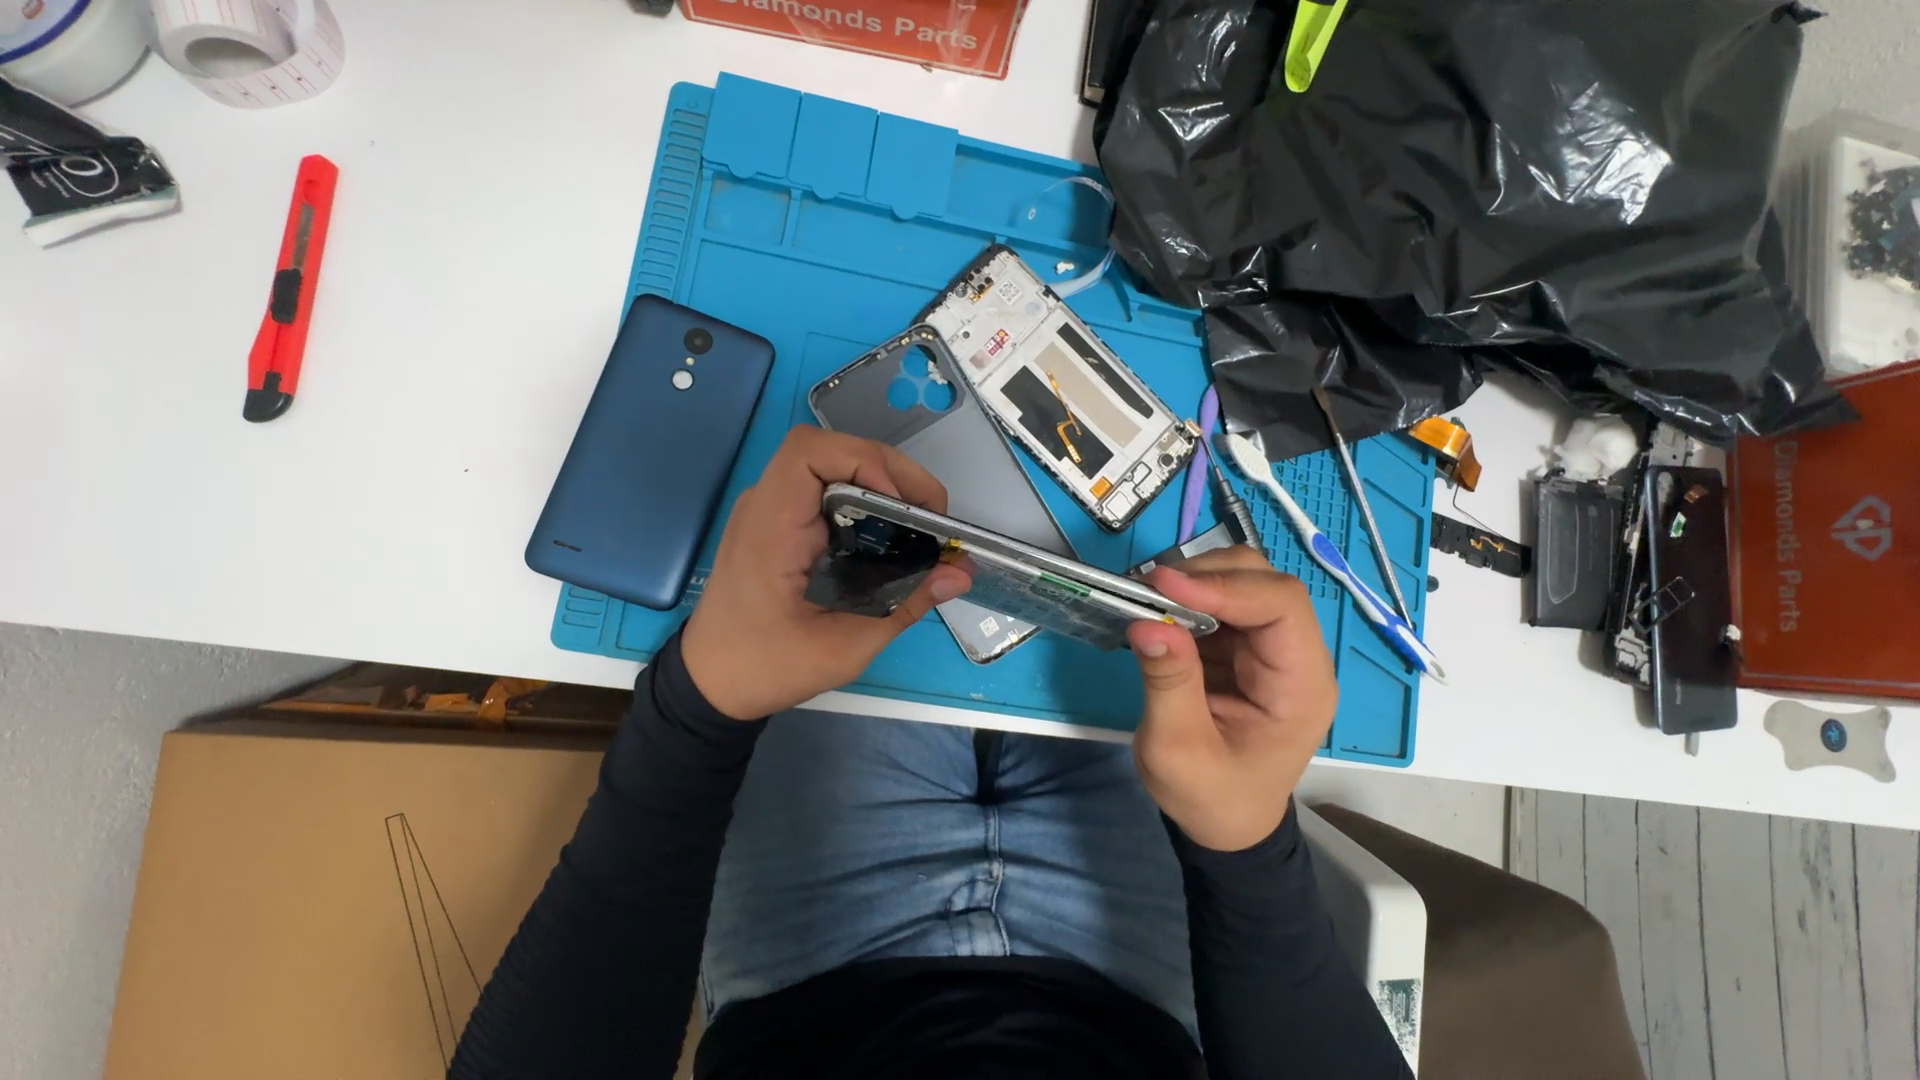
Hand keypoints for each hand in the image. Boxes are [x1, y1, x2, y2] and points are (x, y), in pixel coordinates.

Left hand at [680, 426, 971, 719]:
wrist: (712, 682)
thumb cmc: (766, 667)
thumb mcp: (845, 645)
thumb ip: (904, 603)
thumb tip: (959, 573)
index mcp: (771, 527)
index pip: (809, 451)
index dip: (863, 460)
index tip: (899, 504)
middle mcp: (768, 505)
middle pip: (832, 453)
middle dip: (891, 473)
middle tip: (933, 516)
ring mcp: (773, 511)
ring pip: (834, 469)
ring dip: (883, 486)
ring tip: (921, 524)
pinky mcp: (782, 525)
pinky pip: (828, 493)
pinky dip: (866, 504)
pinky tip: (891, 536)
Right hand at [1126, 546, 1336, 850]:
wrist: (1226, 824)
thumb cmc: (1210, 797)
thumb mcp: (1178, 750)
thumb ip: (1168, 684)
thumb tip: (1147, 623)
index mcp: (1301, 686)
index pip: (1281, 606)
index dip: (1225, 586)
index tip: (1163, 586)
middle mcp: (1297, 658)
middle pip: (1266, 583)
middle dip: (1207, 574)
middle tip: (1149, 588)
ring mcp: (1272, 650)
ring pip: (1244, 584)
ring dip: (1195, 581)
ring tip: (1148, 597)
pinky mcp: (1246, 649)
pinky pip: (1222, 603)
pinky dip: (1187, 597)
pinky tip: (1158, 610)